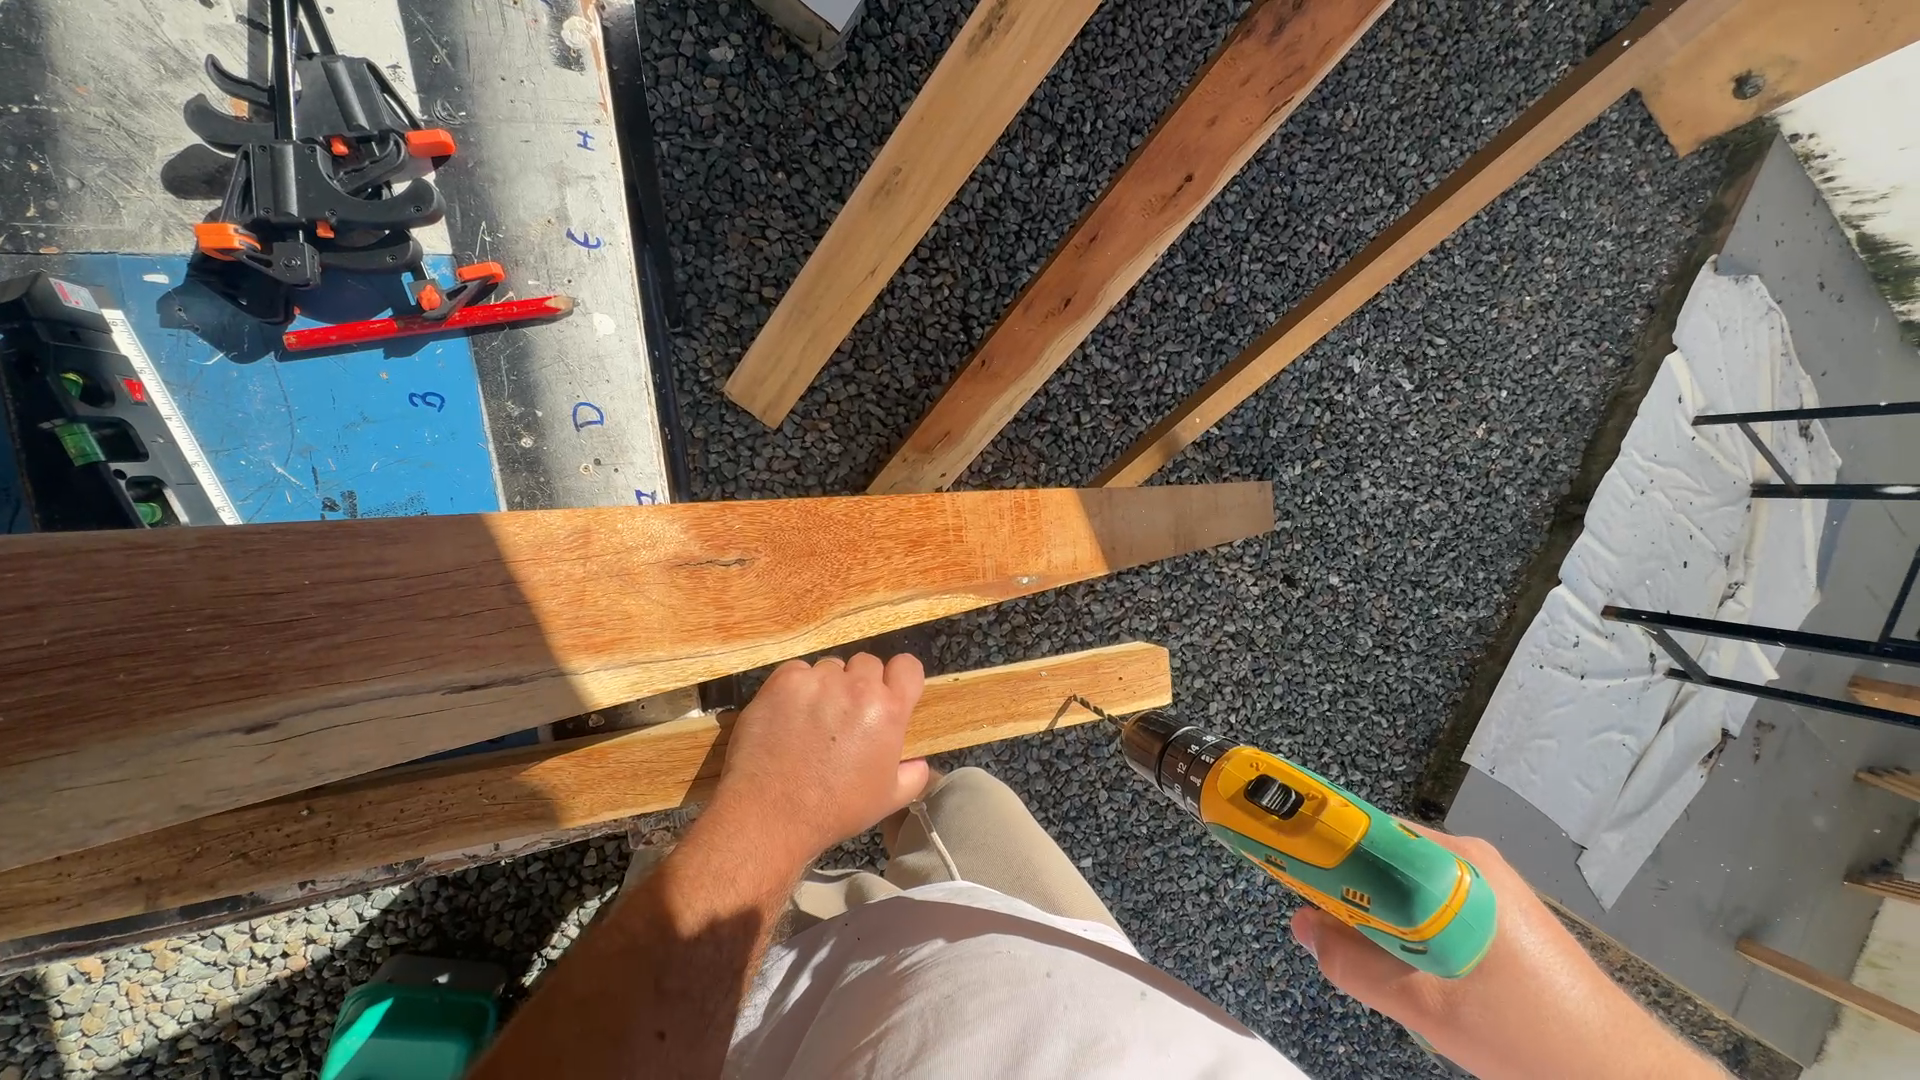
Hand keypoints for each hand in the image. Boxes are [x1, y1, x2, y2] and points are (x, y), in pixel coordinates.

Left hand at [706, 653, 927, 869]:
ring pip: (830, 668)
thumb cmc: (834, 809)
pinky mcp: (784, 681)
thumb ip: (913, 775)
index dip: (900, 678)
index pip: (907, 666)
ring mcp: (818, 681)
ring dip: (827, 687)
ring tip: (812, 720)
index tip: (889, 693)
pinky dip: (797, 689)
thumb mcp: (888, 800)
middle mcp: (856, 687)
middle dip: (860, 684)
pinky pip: (798, 671)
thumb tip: (918, 762)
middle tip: (846, 715)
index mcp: (889, 710)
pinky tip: (788, 716)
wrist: (771, 813)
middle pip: (867, 664)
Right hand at [1290, 824, 1725, 1079]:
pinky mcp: (1499, 907)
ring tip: (1360, 951)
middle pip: (1380, 853)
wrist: (1624, 1077)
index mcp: (1452, 864)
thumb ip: (1354, 964)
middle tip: (1318, 923)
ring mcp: (1487, 881)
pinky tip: (1405, 963)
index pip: (1365, 830)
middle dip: (1343, 884)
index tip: (1281, 860)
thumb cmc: (1524, 1035)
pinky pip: (1429, 896)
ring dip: (1373, 908)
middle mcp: (1467, 858)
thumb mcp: (1424, 1006)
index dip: (1317, 842)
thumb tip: (1301, 926)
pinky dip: (1402, 920)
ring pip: (1403, 878)